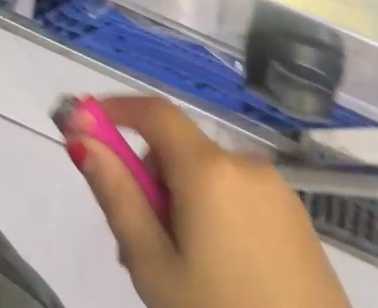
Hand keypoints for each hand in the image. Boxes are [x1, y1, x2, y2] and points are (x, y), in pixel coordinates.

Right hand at [65, 96, 349, 307]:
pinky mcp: (297, 220)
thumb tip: (81, 137)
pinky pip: (236, 196)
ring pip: (205, 175)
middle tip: (131, 238)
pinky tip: (212, 268)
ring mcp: (277, 192)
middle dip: (145, 177)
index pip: (154, 112)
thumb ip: (116, 194)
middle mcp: (246, 165)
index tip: (80, 126)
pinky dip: (211, 213)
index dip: (113, 110)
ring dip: (177, 200)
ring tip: (174, 265)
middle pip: (177, 148)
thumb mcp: (154, 264)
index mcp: (209, 170)